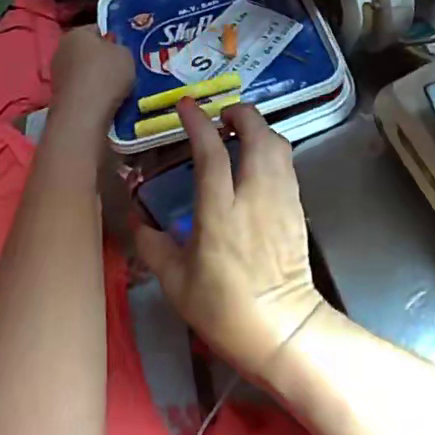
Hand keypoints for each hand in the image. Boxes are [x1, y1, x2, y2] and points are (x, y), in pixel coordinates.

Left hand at [49, 28, 132, 120]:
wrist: (83, 114)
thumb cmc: (107, 76)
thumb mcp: (126, 54)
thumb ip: (120, 47)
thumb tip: (113, 50)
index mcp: (76, 33)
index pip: (98, 29)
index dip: (114, 38)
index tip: (125, 51)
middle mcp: (61, 48)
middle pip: (88, 50)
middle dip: (103, 57)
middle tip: (123, 69)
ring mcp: (57, 72)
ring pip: (83, 69)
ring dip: (96, 76)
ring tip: (116, 87)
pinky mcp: (57, 93)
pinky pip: (80, 86)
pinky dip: (90, 91)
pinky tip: (103, 99)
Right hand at [135, 100, 324, 380]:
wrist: (281, 328)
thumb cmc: (224, 309)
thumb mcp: (176, 283)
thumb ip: (154, 246)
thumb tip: (138, 223)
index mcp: (220, 212)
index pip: (212, 152)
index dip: (198, 122)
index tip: (187, 105)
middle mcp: (254, 196)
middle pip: (257, 134)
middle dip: (241, 114)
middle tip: (222, 116)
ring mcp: (281, 199)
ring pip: (278, 145)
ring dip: (260, 129)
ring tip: (240, 133)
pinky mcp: (297, 208)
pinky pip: (287, 164)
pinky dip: (272, 150)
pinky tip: (258, 162)